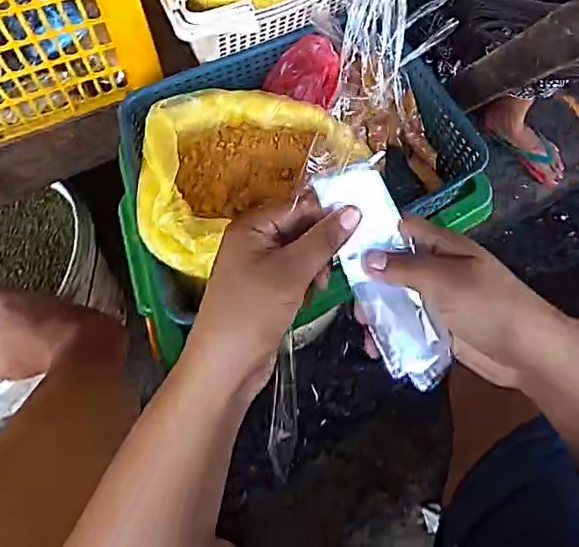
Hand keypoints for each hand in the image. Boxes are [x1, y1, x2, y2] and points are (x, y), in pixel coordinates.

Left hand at [188, 198, 358, 388]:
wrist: (223, 371)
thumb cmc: (253, 313)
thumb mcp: (293, 271)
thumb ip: (324, 239)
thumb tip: (354, 209)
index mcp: (252, 226)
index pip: (300, 206)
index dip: (327, 216)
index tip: (356, 229)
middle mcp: (253, 239)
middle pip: (301, 227)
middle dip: (321, 245)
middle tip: (335, 265)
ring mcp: (258, 264)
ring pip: (302, 250)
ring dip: (316, 265)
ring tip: (320, 285)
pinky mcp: (266, 287)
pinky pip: (295, 271)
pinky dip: (307, 280)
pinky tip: (310, 297)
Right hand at [362, 216, 564, 388]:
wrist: (527, 351)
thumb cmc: (489, 304)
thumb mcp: (445, 281)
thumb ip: (406, 269)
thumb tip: (367, 257)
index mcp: (444, 246)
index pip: (405, 229)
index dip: (378, 232)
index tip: (345, 244)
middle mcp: (440, 268)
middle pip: (397, 266)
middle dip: (372, 281)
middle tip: (351, 301)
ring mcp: (441, 299)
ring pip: (400, 298)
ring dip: (379, 311)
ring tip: (362, 330)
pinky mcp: (442, 328)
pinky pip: (410, 325)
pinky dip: (392, 334)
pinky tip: (376, 348)